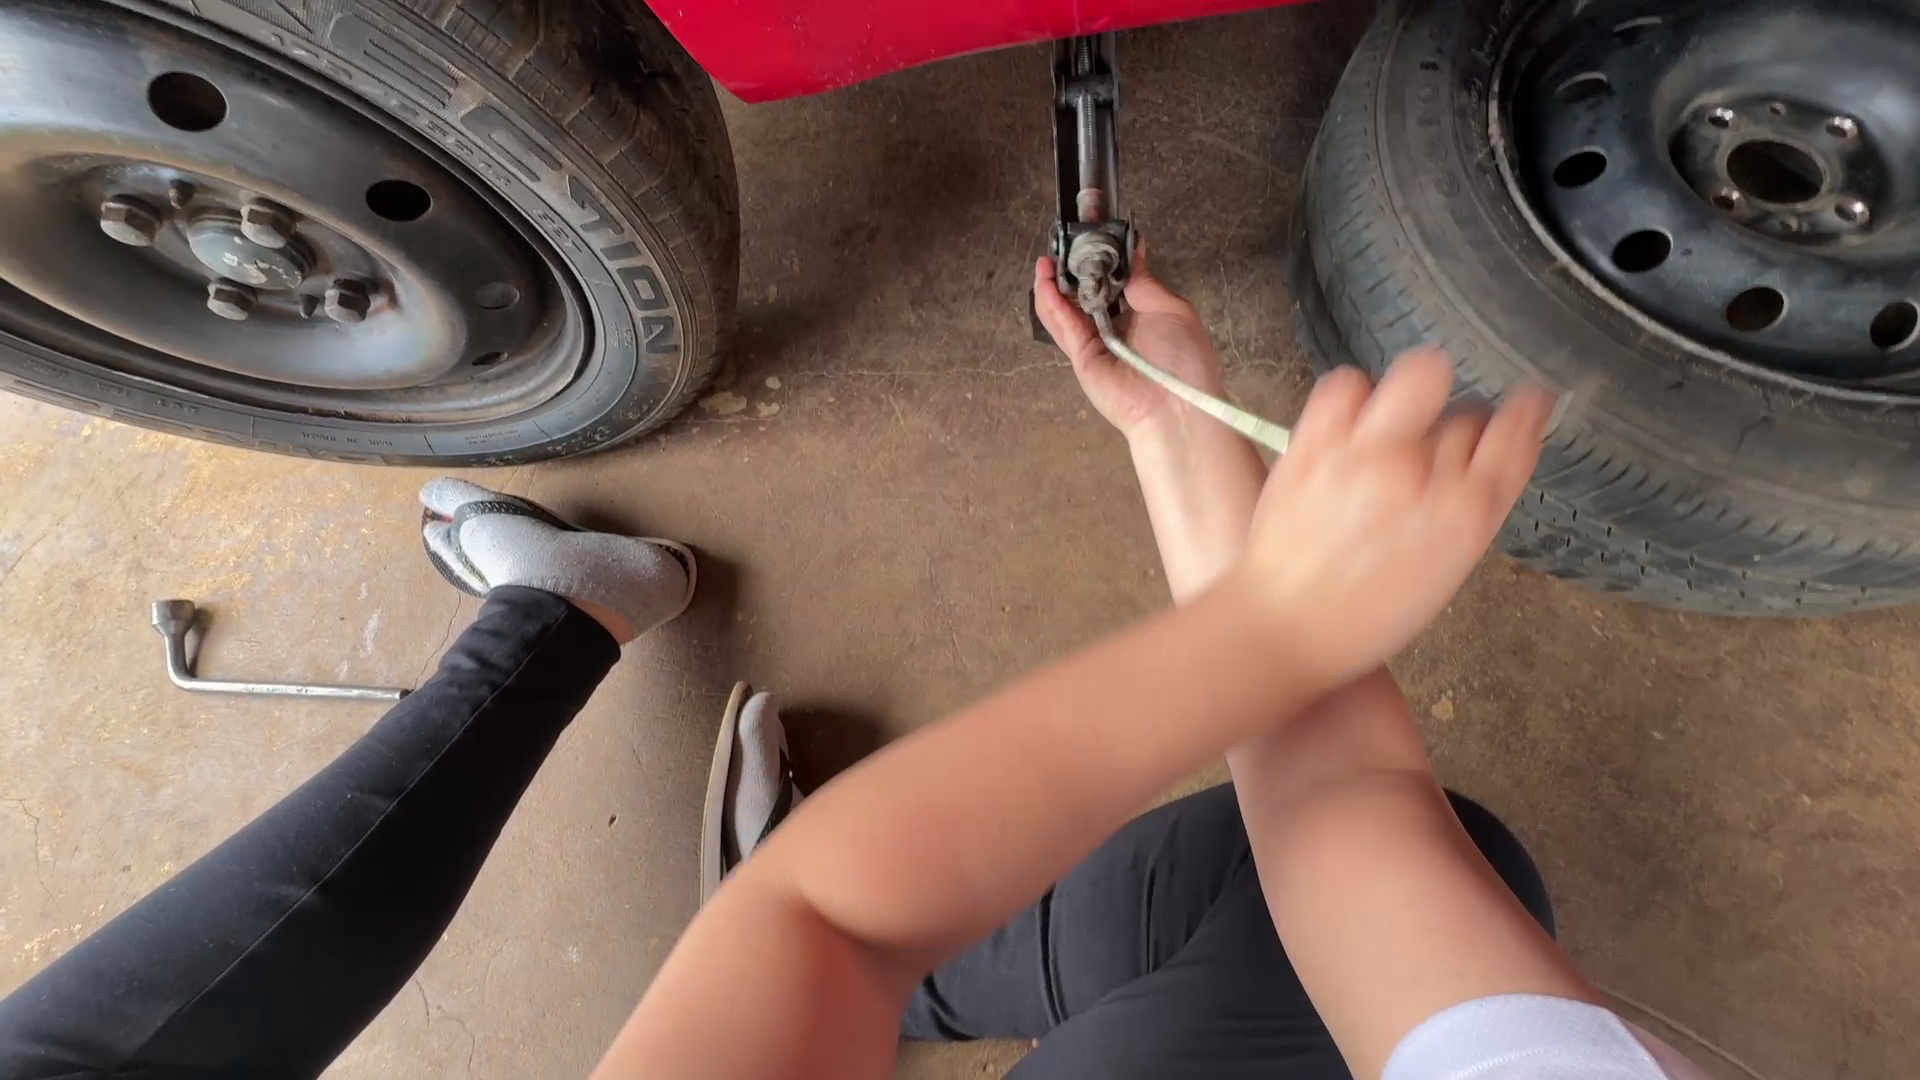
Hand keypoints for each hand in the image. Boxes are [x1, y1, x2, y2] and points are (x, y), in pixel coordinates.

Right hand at [1033, 247, 1223, 439]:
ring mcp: (1096, 344)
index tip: (1091, 237)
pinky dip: (1051, 306)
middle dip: (1072, 272)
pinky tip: (1043, 283)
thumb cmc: (1182, 358)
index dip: (1101, 261)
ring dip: (1053, 286)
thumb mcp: (1171, 308)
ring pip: (1068, 311)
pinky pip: (1064, 328)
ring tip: (1043, 262)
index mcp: (1142, 314)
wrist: (1172, 407)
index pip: (1114, 283)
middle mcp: (1116, 328)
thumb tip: (1135, 249)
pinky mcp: (1081, 358)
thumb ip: (1144, 281)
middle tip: (1061, 246)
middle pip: (1086, 295)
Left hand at [1235, 348, 1550, 686]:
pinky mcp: (1313, 446)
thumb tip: (1458, 469)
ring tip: (1379, 427)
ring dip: (1404, 398)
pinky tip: (1343, 421)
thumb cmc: (1358, 618)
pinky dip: (1350, 394)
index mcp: (1470, 515)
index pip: (1516, 436)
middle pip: (1465, 413)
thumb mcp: (1437, 572)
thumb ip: (1458, 512)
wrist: (1280, 629)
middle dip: (1454, 421)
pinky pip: (1344, 386)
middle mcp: (1426, 475)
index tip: (1521, 402)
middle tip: (1425, 439)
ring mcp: (1367, 454)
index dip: (1520, 414)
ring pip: (1415, 380)